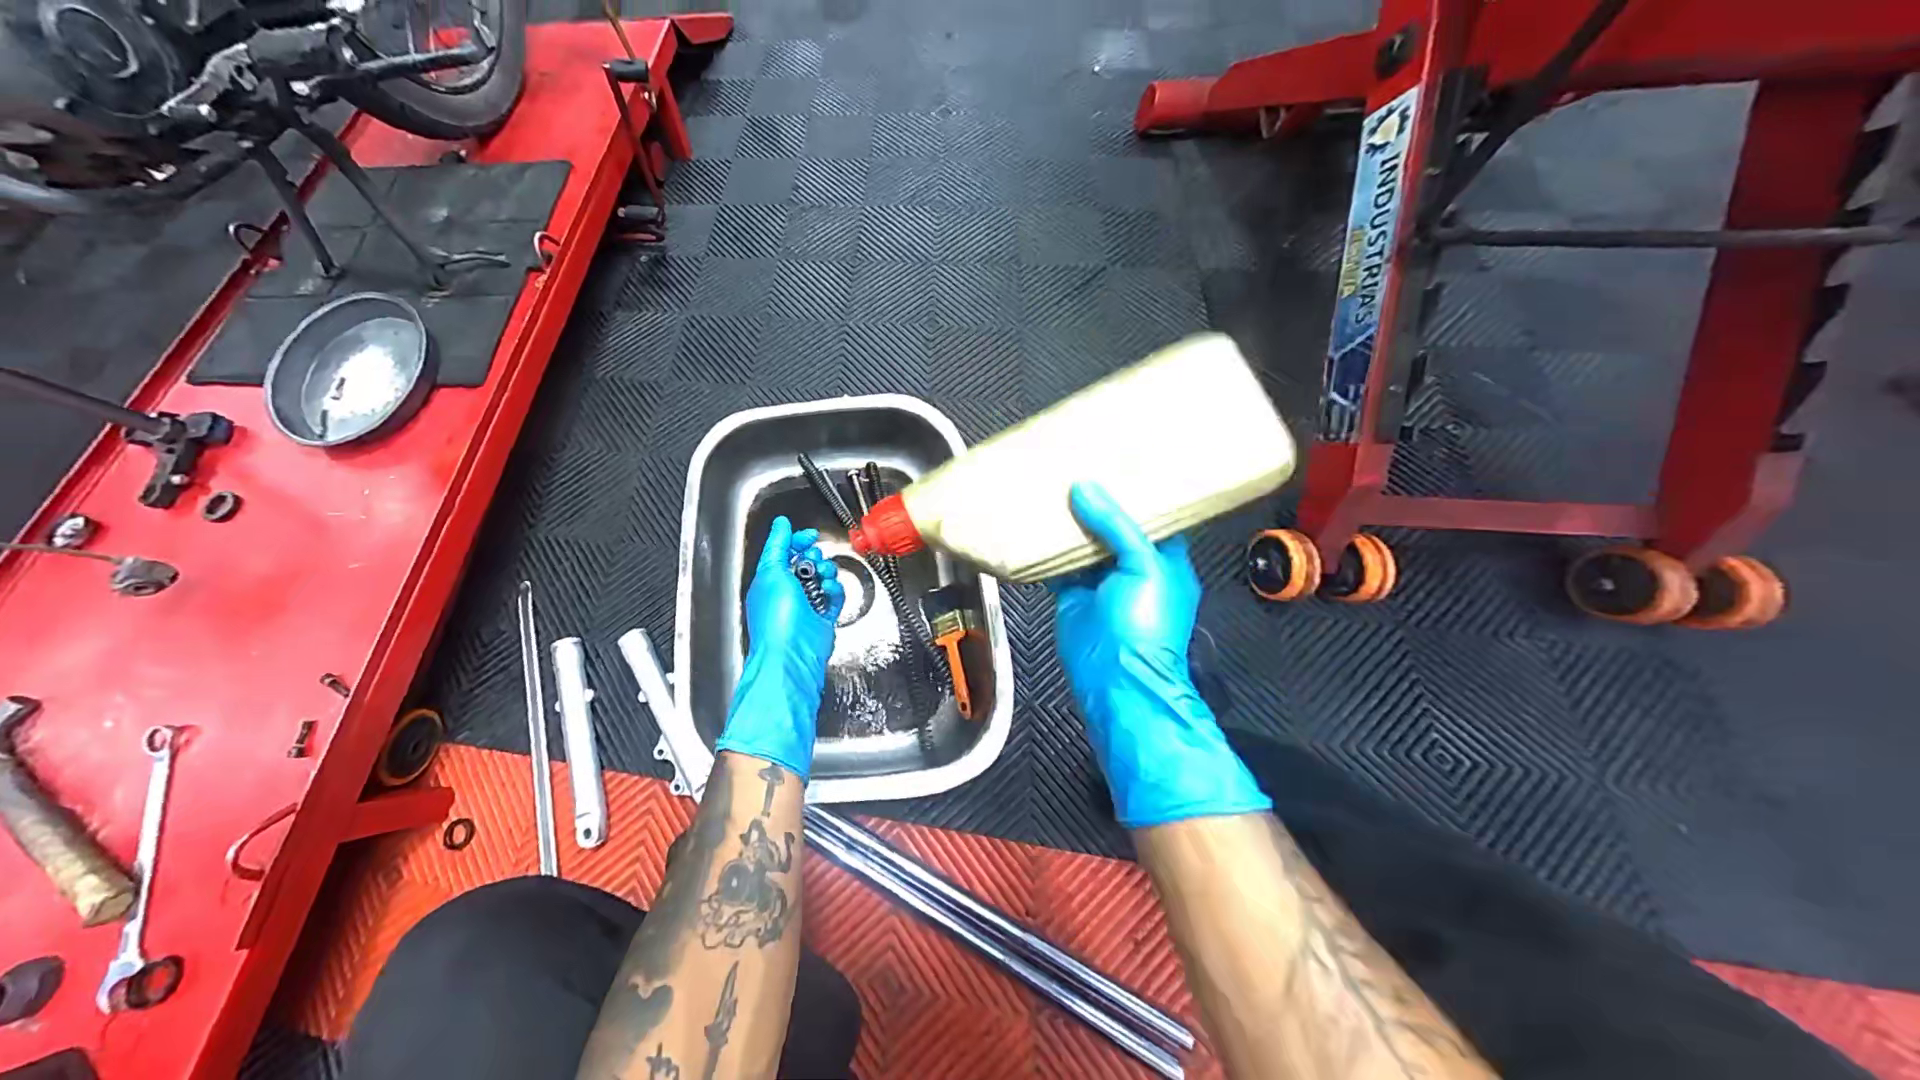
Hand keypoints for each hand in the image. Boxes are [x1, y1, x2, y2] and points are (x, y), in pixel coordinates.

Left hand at [715, 515, 844, 778]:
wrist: (793, 656)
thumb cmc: (776, 622)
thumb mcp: (772, 573)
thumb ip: (777, 546)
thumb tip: (781, 524)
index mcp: (769, 581)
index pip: (783, 553)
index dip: (796, 541)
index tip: (808, 536)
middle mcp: (786, 593)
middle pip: (806, 564)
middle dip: (814, 558)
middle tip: (814, 563)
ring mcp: (805, 606)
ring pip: (822, 578)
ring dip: (826, 574)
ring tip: (823, 579)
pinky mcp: (823, 618)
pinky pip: (834, 597)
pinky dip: (836, 591)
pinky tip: (831, 591)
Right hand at [1053, 482, 1270, 827]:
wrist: (1116, 680)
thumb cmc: (1148, 628)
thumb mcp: (1145, 566)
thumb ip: (1117, 526)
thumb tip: (1086, 489)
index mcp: (1163, 556)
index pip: (1151, 514)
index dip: (1136, 489)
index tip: (1117, 460)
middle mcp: (1132, 565)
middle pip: (1111, 524)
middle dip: (1095, 500)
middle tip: (1075, 464)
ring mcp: (1100, 580)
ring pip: (1082, 542)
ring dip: (1068, 521)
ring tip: (1050, 484)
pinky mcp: (1072, 595)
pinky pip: (1057, 565)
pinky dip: (1045, 548)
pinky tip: (1031, 525)